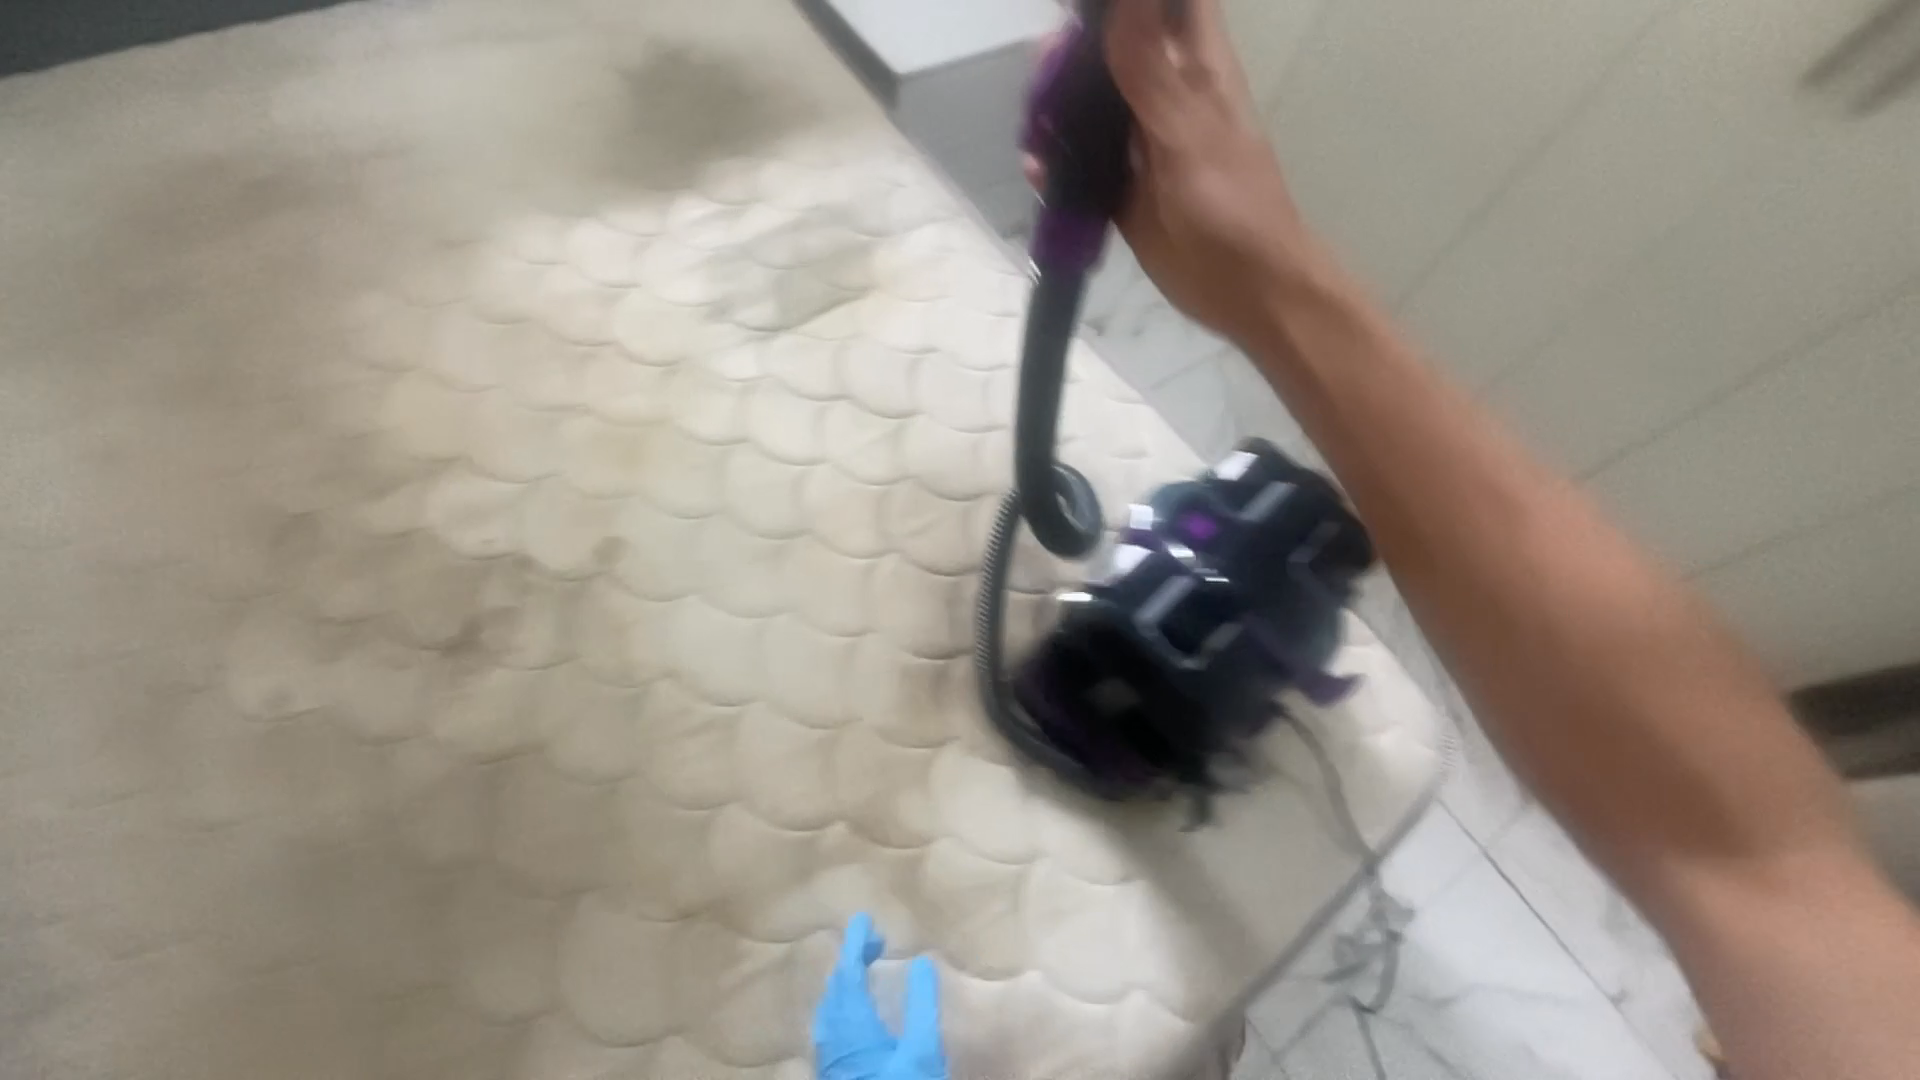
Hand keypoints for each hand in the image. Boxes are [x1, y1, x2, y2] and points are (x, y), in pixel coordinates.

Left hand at [812, 914, 948, 1079]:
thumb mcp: (924, 1050)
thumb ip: (922, 1003)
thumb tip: (921, 962)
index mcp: (853, 1022)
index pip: (847, 970)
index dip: (855, 941)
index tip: (865, 919)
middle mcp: (832, 1035)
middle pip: (835, 986)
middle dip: (851, 958)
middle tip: (875, 941)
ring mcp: (828, 1057)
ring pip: (828, 1007)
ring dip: (844, 981)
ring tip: (863, 969)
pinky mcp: (831, 1073)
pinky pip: (829, 1025)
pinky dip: (841, 1003)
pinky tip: (852, 1012)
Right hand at [1032, 0, 1328, 348]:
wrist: (1242, 289)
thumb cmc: (1229, 206)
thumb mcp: (1187, 132)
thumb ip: (1149, 69)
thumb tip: (1120, 0)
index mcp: (1195, 68)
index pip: (1167, 3)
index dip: (1126, 2)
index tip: (1080, 9)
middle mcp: (1166, 98)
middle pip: (1115, 52)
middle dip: (1076, 53)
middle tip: (1043, 67)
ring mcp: (1142, 147)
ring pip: (1092, 110)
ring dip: (1059, 109)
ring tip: (1032, 124)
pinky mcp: (1124, 192)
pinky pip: (1083, 167)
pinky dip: (1058, 165)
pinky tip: (1037, 170)